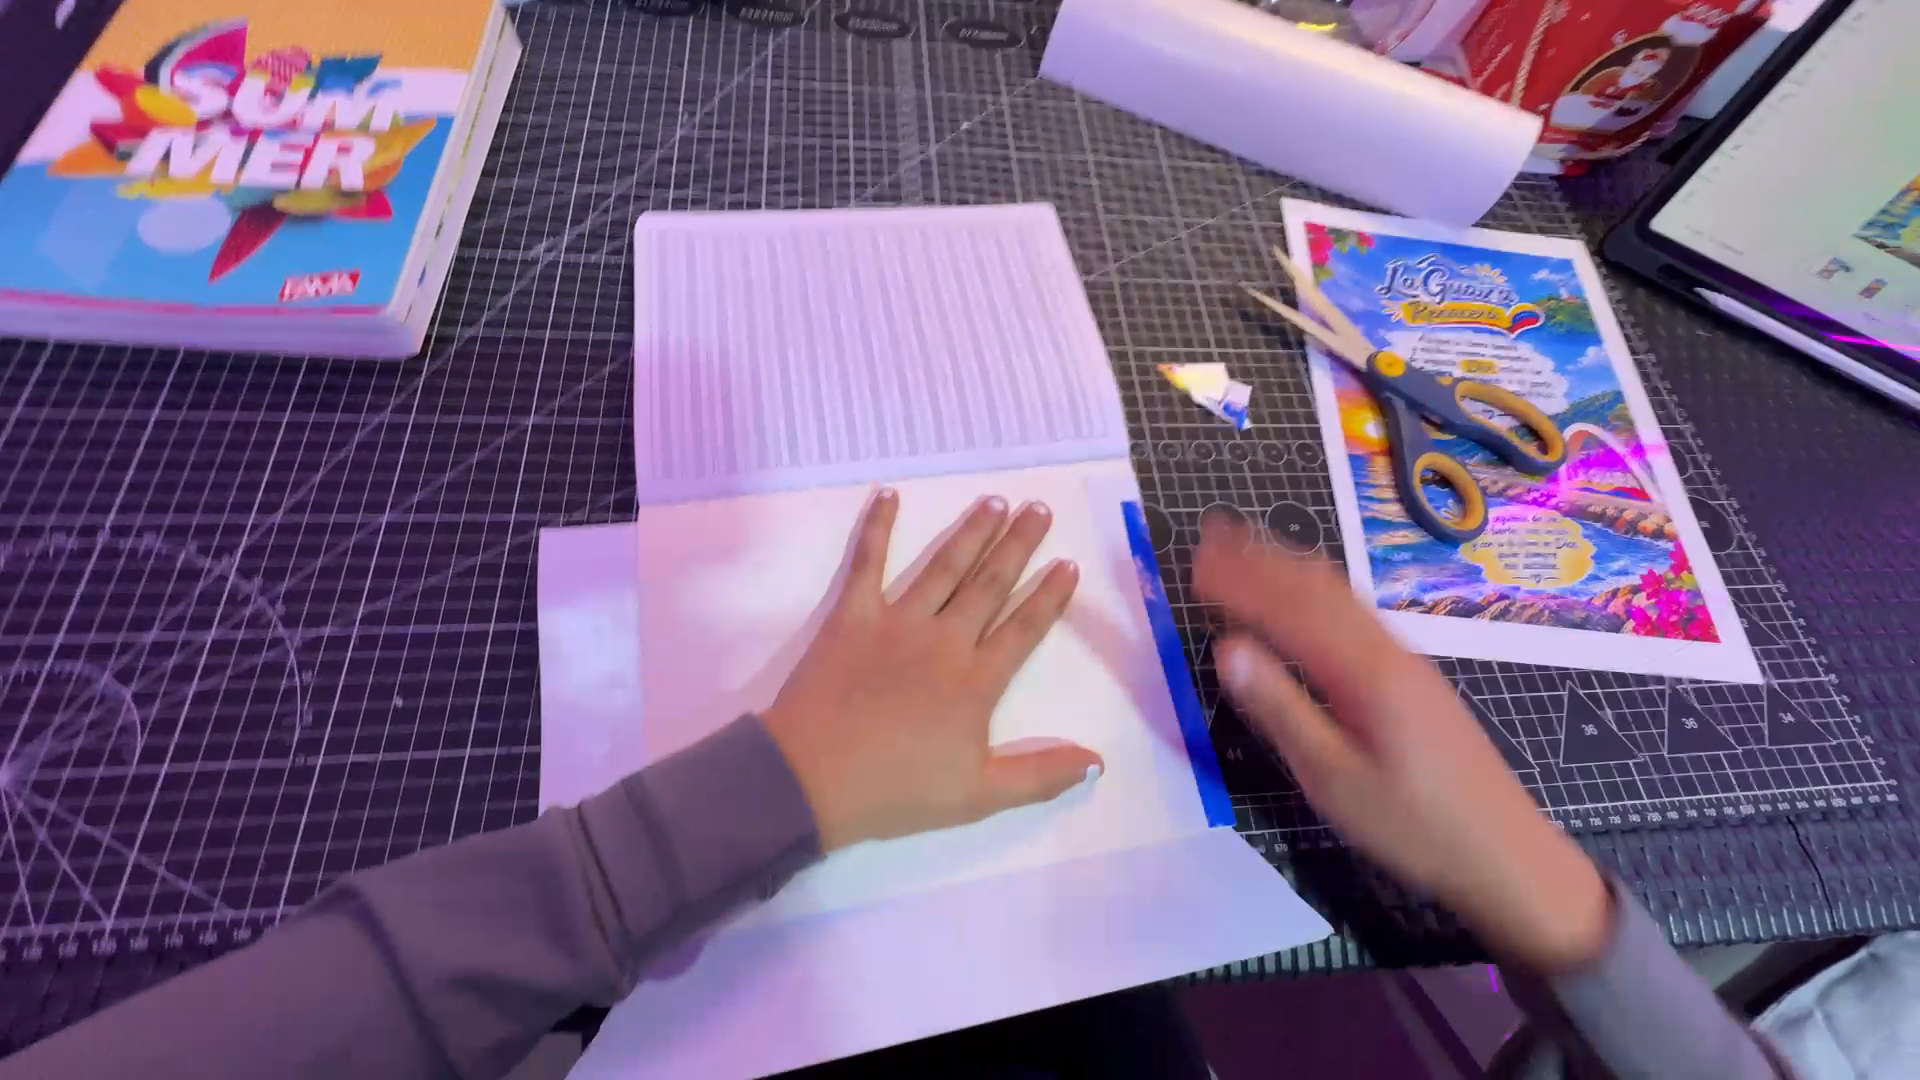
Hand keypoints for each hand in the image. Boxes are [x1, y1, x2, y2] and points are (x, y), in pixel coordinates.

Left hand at [762, 489, 1102, 850]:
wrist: (812, 778)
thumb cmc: (896, 789)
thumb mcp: (978, 796)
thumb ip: (1040, 774)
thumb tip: (1097, 760)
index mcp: (975, 680)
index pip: (1023, 628)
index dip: (1049, 596)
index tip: (1068, 564)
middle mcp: (944, 640)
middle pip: (989, 584)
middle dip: (1018, 545)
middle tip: (1038, 508)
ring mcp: (897, 622)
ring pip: (944, 567)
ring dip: (971, 531)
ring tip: (994, 500)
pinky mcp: (853, 615)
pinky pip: (867, 562)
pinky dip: (877, 527)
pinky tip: (889, 494)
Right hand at [1194, 516, 1612, 973]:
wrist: (1509, 856)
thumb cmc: (1412, 825)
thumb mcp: (1332, 778)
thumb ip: (1279, 708)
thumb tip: (1226, 649)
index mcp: (1362, 671)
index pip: (1288, 608)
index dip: (1239, 581)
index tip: (1196, 561)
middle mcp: (1384, 648)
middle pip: (1314, 585)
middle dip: (1259, 556)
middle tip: (1212, 535)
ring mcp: (1403, 656)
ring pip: (1338, 592)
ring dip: (1286, 563)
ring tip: (1246, 546)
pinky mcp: (1411, 671)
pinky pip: (1353, 609)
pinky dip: (1314, 586)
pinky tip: (1302, 589)